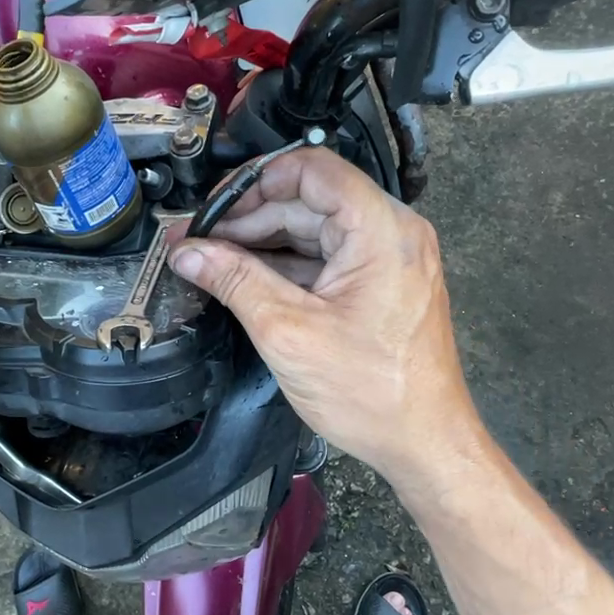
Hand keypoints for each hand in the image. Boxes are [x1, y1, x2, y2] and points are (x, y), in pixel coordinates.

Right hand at [168, 147, 476, 476]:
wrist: (424, 445)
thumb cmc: (374, 394)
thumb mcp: (288, 331)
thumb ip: (234, 281)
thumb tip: (189, 253)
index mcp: (382, 231)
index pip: (312, 169)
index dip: (254, 181)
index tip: (214, 208)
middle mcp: (390, 233)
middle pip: (306, 200)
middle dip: (247, 218)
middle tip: (197, 242)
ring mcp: (385, 258)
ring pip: (310, 229)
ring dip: (259, 243)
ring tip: (210, 261)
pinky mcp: (376, 283)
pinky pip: (321, 257)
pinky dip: (281, 265)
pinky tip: (242, 279)